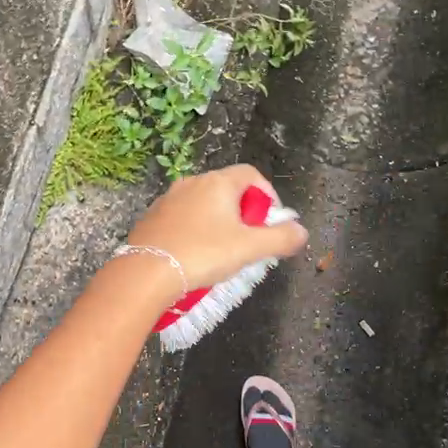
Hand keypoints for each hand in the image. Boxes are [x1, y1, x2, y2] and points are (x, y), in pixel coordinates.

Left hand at [124, 164, 309, 292]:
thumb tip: (301, 232)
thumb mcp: (249, 249)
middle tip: (249, 240)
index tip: (270, 223)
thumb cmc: (203, 254)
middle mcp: (192, 183)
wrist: (146, 272)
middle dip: (243, 212)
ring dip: (218, 222)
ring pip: (203, 204)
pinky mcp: (152, 218)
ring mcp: (168, 199)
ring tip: (222, 252)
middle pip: (227, 189)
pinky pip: (182, 218)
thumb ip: (281, 238)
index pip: (251, 174)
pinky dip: (195, 230)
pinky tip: (195, 255)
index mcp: (217, 182)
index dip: (267, 195)